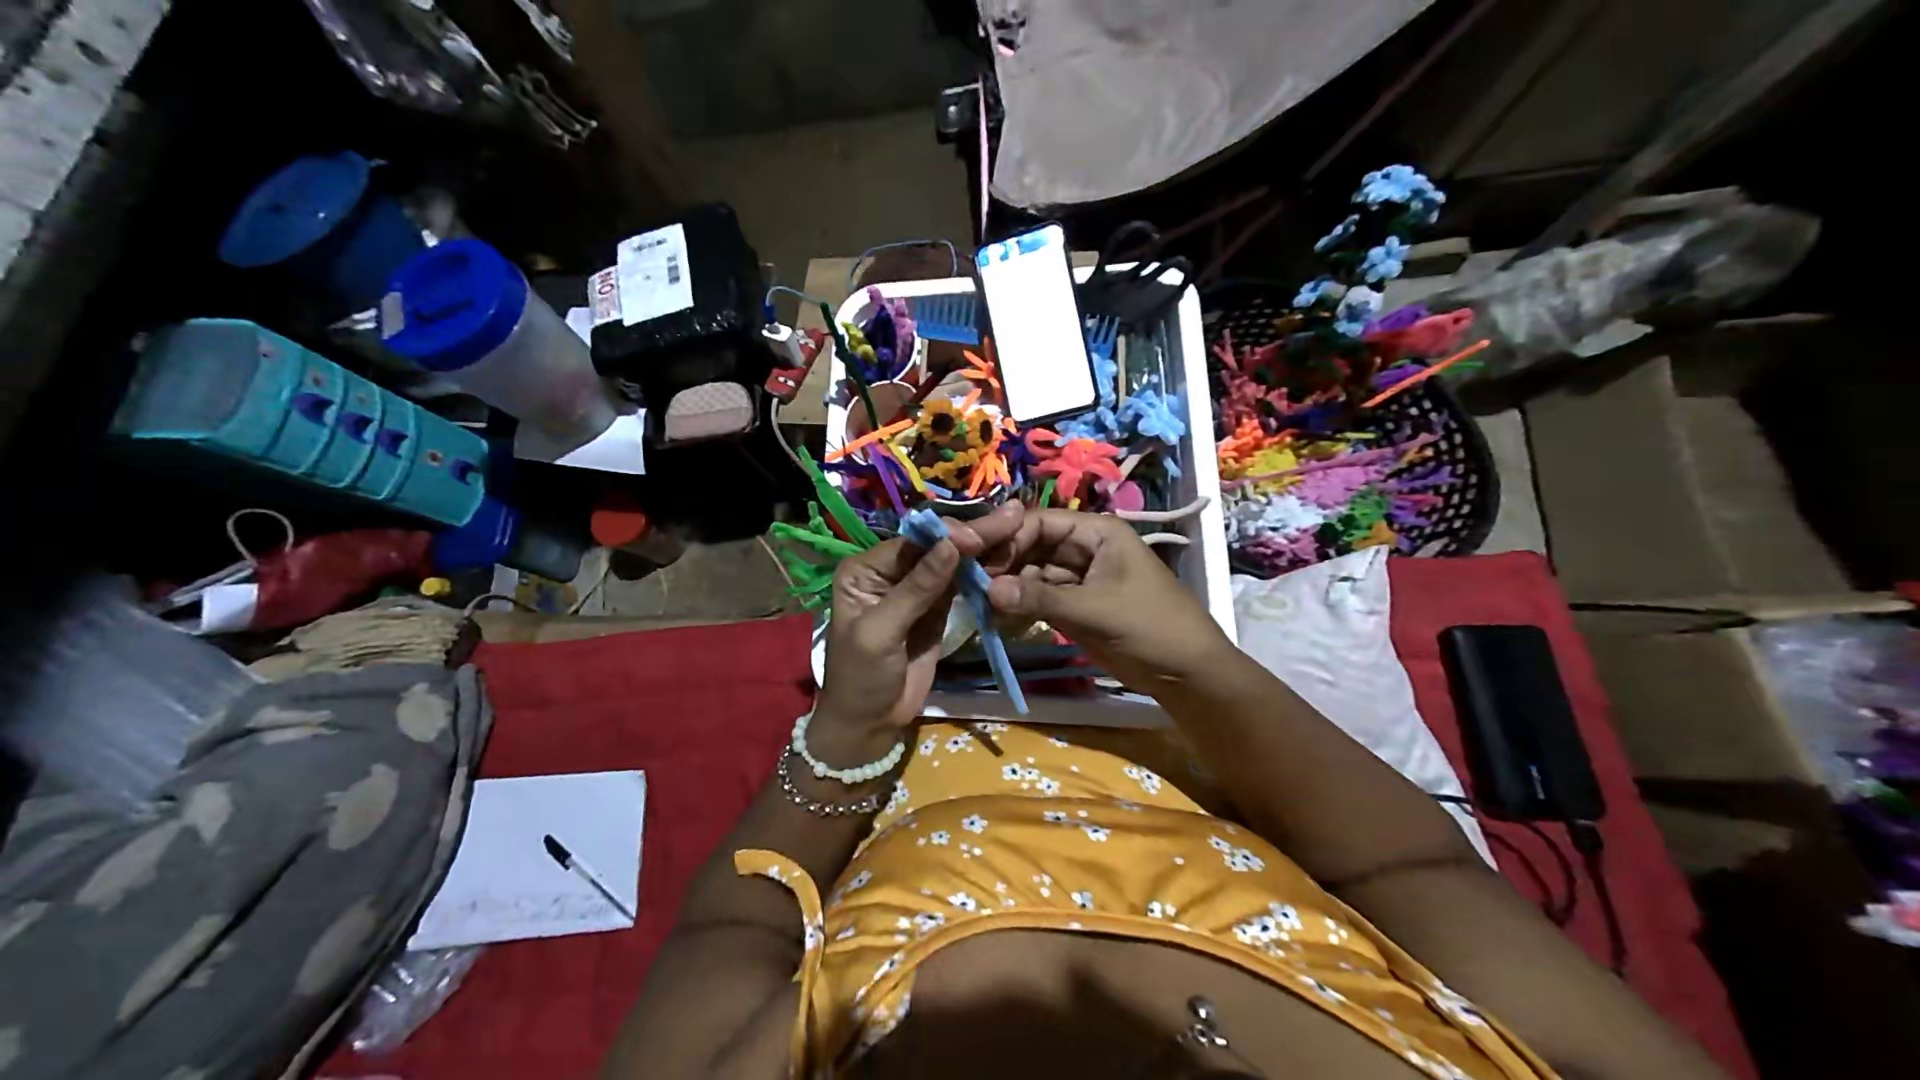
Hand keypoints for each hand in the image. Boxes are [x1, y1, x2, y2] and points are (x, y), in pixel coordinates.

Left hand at [816, 505, 1026, 761]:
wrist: (869, 723)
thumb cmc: (861, 676)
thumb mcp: (881, 632)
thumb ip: (917, 589)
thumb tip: (952, 545)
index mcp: (865, 570)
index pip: (911, 543)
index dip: (946, 535)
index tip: (979, 534)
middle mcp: (890, 572)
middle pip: (935, 547)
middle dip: (972, 534)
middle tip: (1012, 518)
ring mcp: (917, 589)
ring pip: (952, 562)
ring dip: (983, 549)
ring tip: (1016, 529)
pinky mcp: (937, 609)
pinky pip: (961, 584)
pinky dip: (982, 573)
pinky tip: (1006, 558)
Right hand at [984, 510, 1231, 691]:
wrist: (1187, 673)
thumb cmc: (1150, 626)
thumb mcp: (1095, 609)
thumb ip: (1041, 599)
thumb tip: (989, 591)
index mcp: (1097, 532)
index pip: (1041, 523)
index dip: (1008, 538)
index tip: (977, 561)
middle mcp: (1084, 548)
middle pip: (1033, 547)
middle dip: (1004, 564)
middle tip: (971, 584)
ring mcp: (1079, 579)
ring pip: (1033, 574)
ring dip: (1009, 588)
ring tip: (980, 603)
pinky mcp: (1075, 607)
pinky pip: (1040, 599)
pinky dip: (1021, 607)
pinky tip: (997, 617)